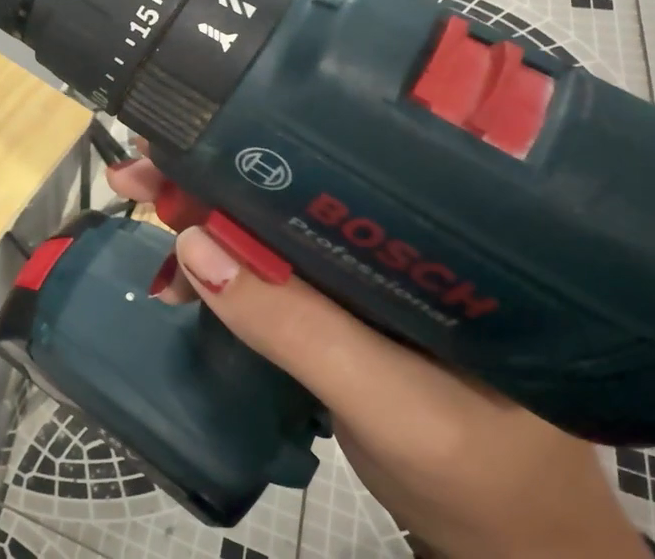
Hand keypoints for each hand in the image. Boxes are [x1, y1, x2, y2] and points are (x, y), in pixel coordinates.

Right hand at [106, 155, 647, 558]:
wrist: (521, 555)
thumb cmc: (486, 481)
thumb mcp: (394, 406)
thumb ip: (300, 329)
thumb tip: (192, 244)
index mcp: (433, 242)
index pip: (329, 174)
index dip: (245, 150)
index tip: (170, 137)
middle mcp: (399, 249)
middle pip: (287, 196)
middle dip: (207, 180)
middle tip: (133, 176)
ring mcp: (370, 287)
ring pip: (271, 237)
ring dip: (205, 226)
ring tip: (147, 222)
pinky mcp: (346, 322)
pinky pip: (271, 282)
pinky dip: (222, 275)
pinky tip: (186, 278)